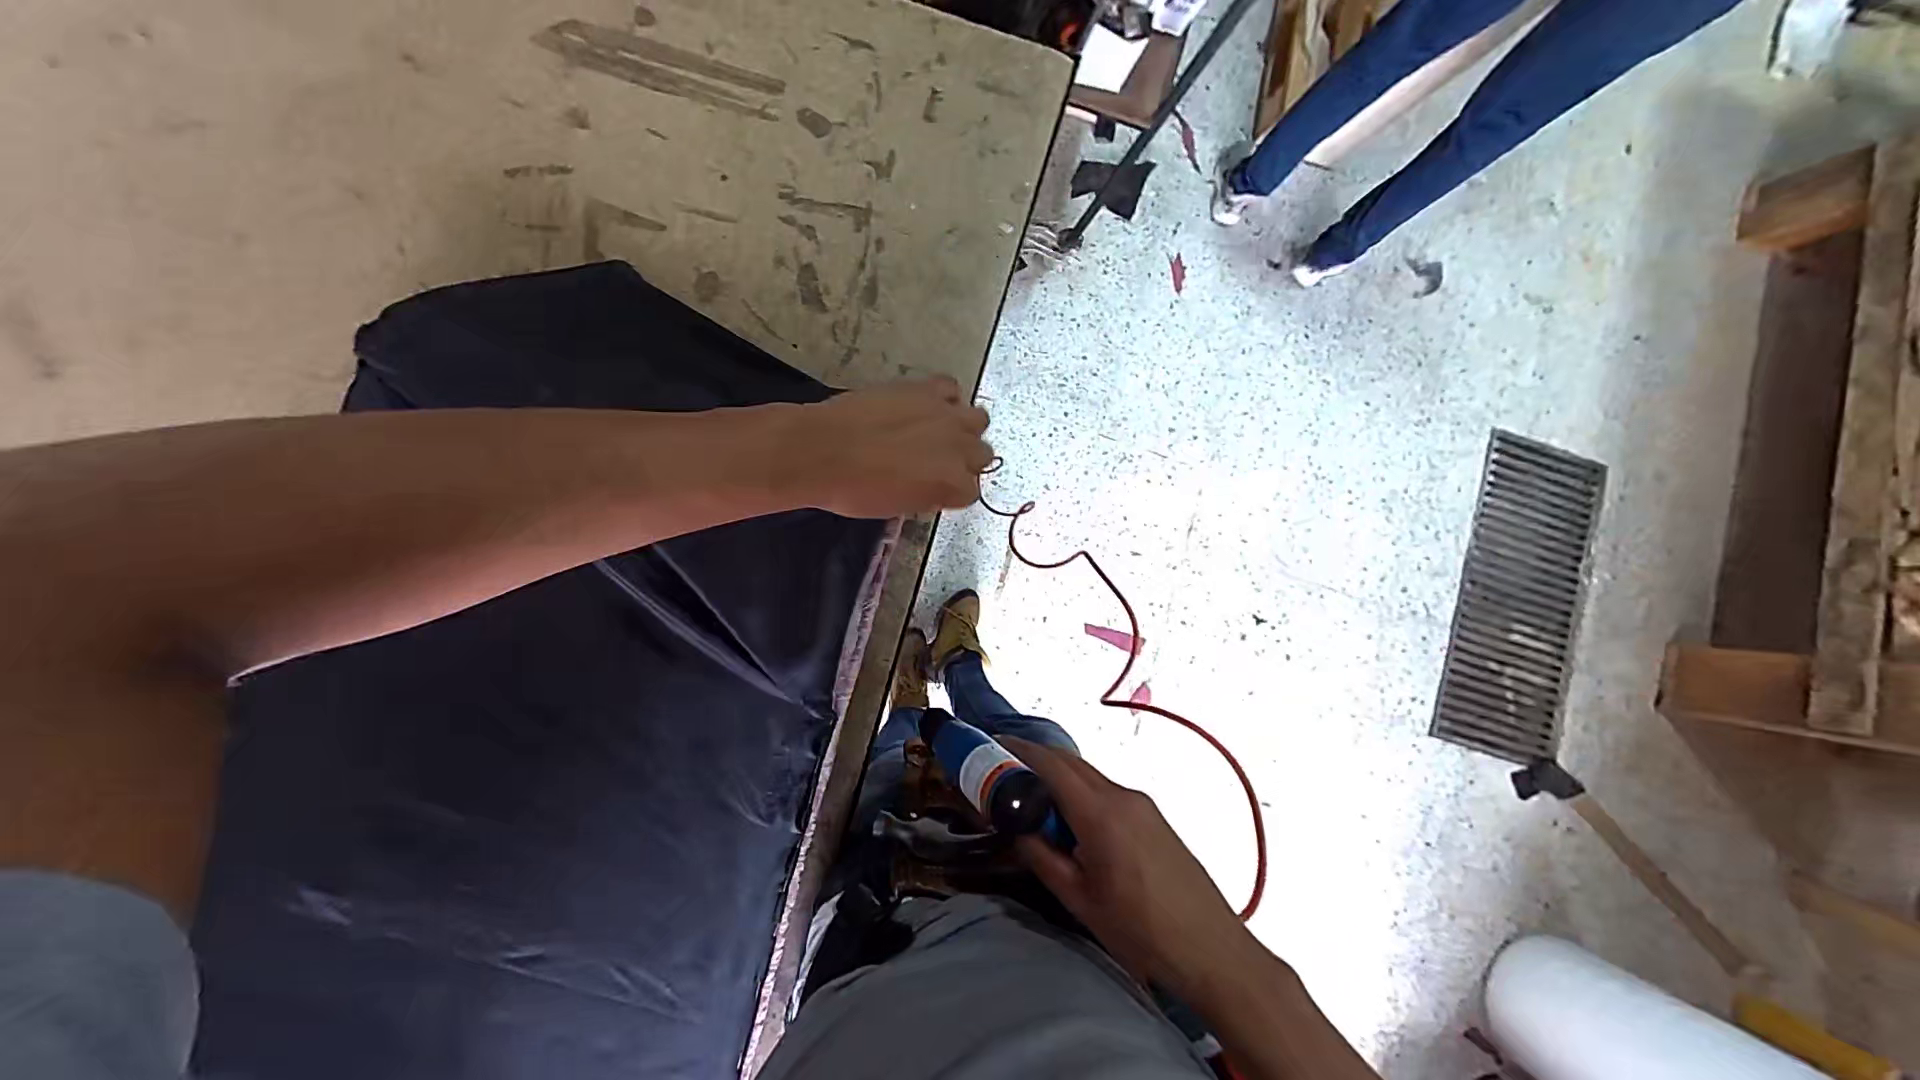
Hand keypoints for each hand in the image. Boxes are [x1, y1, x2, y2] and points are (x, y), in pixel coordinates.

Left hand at [779, 377, 991, 517]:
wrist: (823, 451)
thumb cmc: (853, 489)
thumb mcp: (896, 507)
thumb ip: (926, 496)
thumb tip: (931, 489)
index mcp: (952, 485)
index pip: (971, 491)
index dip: (953, 490)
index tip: (938, 489)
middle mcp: (958, 448)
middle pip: (983, 454)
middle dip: (964, 459)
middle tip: (939, 462)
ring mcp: (944, 415)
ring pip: (978, 420)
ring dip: (963, 428)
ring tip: (938, 432)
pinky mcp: (925, 389)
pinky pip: (951, 388)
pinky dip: (945, 397)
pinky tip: (927, 406)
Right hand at [1007, 739, 1262, 1001]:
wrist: (1211, 949)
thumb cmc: (1140, 931)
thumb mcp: (1078, 899)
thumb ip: (1041, 857)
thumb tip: (1016, 829)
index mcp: (1101, 813)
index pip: (1051, 764)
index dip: (1018, 751)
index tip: (991, 746)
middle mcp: (1122, 796)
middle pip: (1069, 762)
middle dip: (1033, 759)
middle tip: (1001, 771)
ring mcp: (1141, 803)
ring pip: (1089, 775)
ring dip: (1057, 777)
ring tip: (1031, 800)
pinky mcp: (1153, 816)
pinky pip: (1106, 791)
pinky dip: (1080, 793)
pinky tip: (1070, 821)